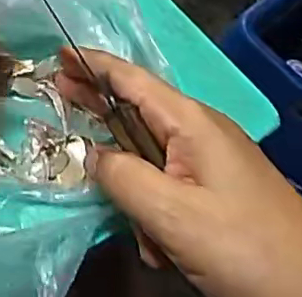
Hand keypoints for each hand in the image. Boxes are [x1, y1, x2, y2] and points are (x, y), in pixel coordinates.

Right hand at [58, 48, 301, 296]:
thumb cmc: (246, 249)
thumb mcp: (171, 215)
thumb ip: (120, 175)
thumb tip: (92, 153)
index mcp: (190, 121)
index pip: (129, 77)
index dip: (90, 63)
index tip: (55, 54)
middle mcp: (203, 131)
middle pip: (137, 107)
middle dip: (99, 106)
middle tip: (59, 95)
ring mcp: (218, 161)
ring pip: (153, 153)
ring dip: (132, 181)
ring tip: (131, 225)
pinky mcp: (227, 192)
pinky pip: (174, 181)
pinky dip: (157, 204)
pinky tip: (159, 244)